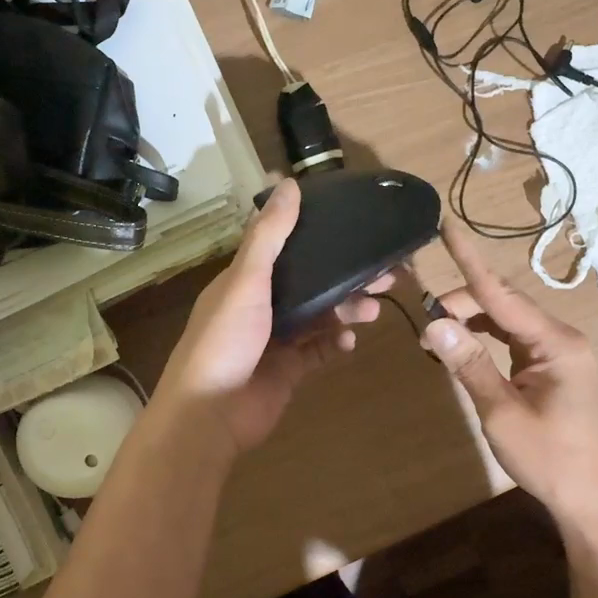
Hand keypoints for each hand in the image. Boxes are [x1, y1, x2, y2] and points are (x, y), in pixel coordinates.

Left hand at [151, 179, 383, 454]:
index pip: (285, 248)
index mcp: (245, 280)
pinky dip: (336, 343)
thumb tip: (289, 183)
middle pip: (311, 283)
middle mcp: (260, 306)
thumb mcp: (245, 281)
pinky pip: (319, 351)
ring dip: (347, 309)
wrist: (210, 414)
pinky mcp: (288, 371)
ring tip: (374, 309)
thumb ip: (269, 237)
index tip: (357, 229)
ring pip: (320, 316)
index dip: (320, 237)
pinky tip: (351, 341)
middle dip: (347, 278)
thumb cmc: (224, 341)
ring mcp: (275, 340)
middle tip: (387, 274)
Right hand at [422, 220, 597, 512]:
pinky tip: (459, 346)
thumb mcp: (501, 413)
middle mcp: (560, 337)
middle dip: (461, 305)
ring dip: (470, 321)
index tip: (447, 227)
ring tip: (434, 335)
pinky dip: (483, 338)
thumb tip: (434, 325)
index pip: (502, 294)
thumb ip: (469, 365)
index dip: (470, 261)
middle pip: (502, 304)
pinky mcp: (550, 367)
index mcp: (556, 343)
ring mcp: (557, 352)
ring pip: (505, 320)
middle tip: (423, 326)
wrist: (588, 498)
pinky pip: (511, 338)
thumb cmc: (548, 458)